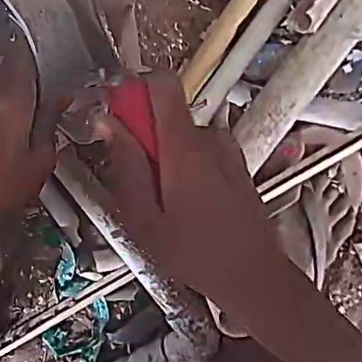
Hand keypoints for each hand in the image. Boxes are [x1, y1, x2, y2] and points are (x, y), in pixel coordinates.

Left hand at [0, 40, 59, 270]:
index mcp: (11, 100)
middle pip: (11, 76)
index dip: (41, 62)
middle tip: (50, 103)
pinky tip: (11, 141)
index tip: (55, 71)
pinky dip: (1, 118)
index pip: (24, 60)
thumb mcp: (40, 160)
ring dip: (15, 103)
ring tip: (32, 127)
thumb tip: (59, 101)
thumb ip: (51, 124)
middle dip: (30, 85)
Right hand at [91, 74, 300, 309]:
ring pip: (176, 133)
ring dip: (160, 156)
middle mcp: (209, 139)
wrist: (253, 276)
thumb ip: (124, 165)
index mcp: (185, 149)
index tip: (115, 116)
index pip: (160, 85)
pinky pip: (195, 147)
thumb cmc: (198, 255)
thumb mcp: (143, 218)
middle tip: (136, 181)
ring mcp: (225, 149)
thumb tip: (108, 125)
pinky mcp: (233, 161)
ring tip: (160, 200)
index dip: (131, 91)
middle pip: (163, 112)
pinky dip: (180, 165)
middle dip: (140, 137)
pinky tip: (182, 203)